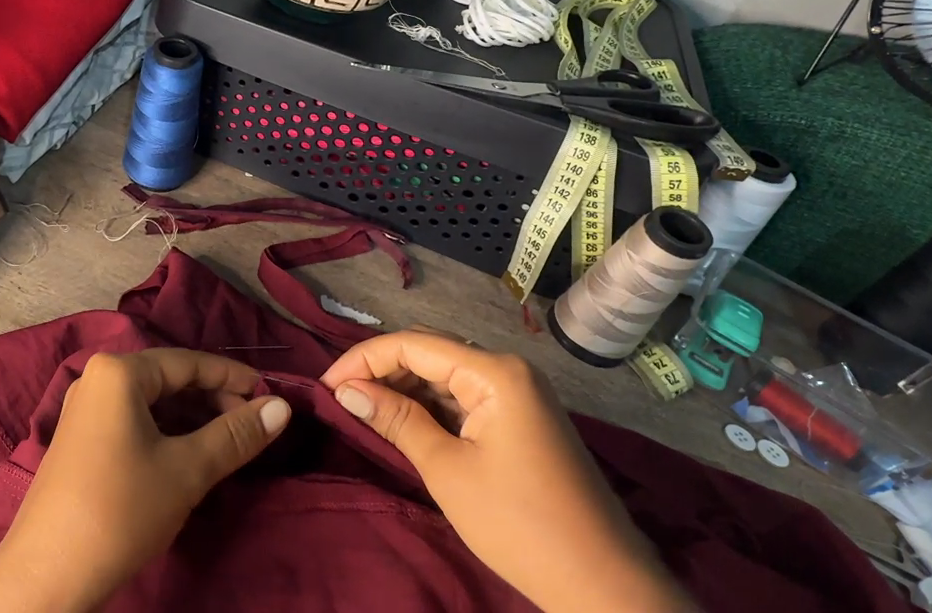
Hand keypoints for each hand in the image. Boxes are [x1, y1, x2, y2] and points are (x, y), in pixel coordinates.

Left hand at [0, 348, 291, 612]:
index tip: (273, 400)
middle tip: (255, 428)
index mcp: (119, 371)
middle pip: (170, 379)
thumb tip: (282, 407)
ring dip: (193, 419)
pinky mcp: (82, 440)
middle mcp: (97, 378)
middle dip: (215, 400)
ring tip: (230, 445)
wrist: (48, 574)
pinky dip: (167, 433)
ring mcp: (85, 409)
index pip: (189, 362)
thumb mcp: (187, 471)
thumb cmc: (121, 509)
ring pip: (153, 402)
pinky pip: (134, 421)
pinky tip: (191, 457)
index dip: (235, 379)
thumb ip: (235, 435)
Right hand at [321, 330, 696, 612]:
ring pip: (446, 372)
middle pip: (430, 350)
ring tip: (363, 408)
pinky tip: (404, 419)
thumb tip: (345, 390)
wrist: (606, 586)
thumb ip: (395, 420)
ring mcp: (520, 393)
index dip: (363, 359)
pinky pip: (465, 395)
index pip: (413, 344)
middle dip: (381, 369)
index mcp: (495, 372)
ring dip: (404, 386)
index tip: (325, 385)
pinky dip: (431, 404)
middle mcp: (509, 369)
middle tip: (341, 397)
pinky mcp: (523, 418)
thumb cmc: (519, 525)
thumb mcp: (447, 470)